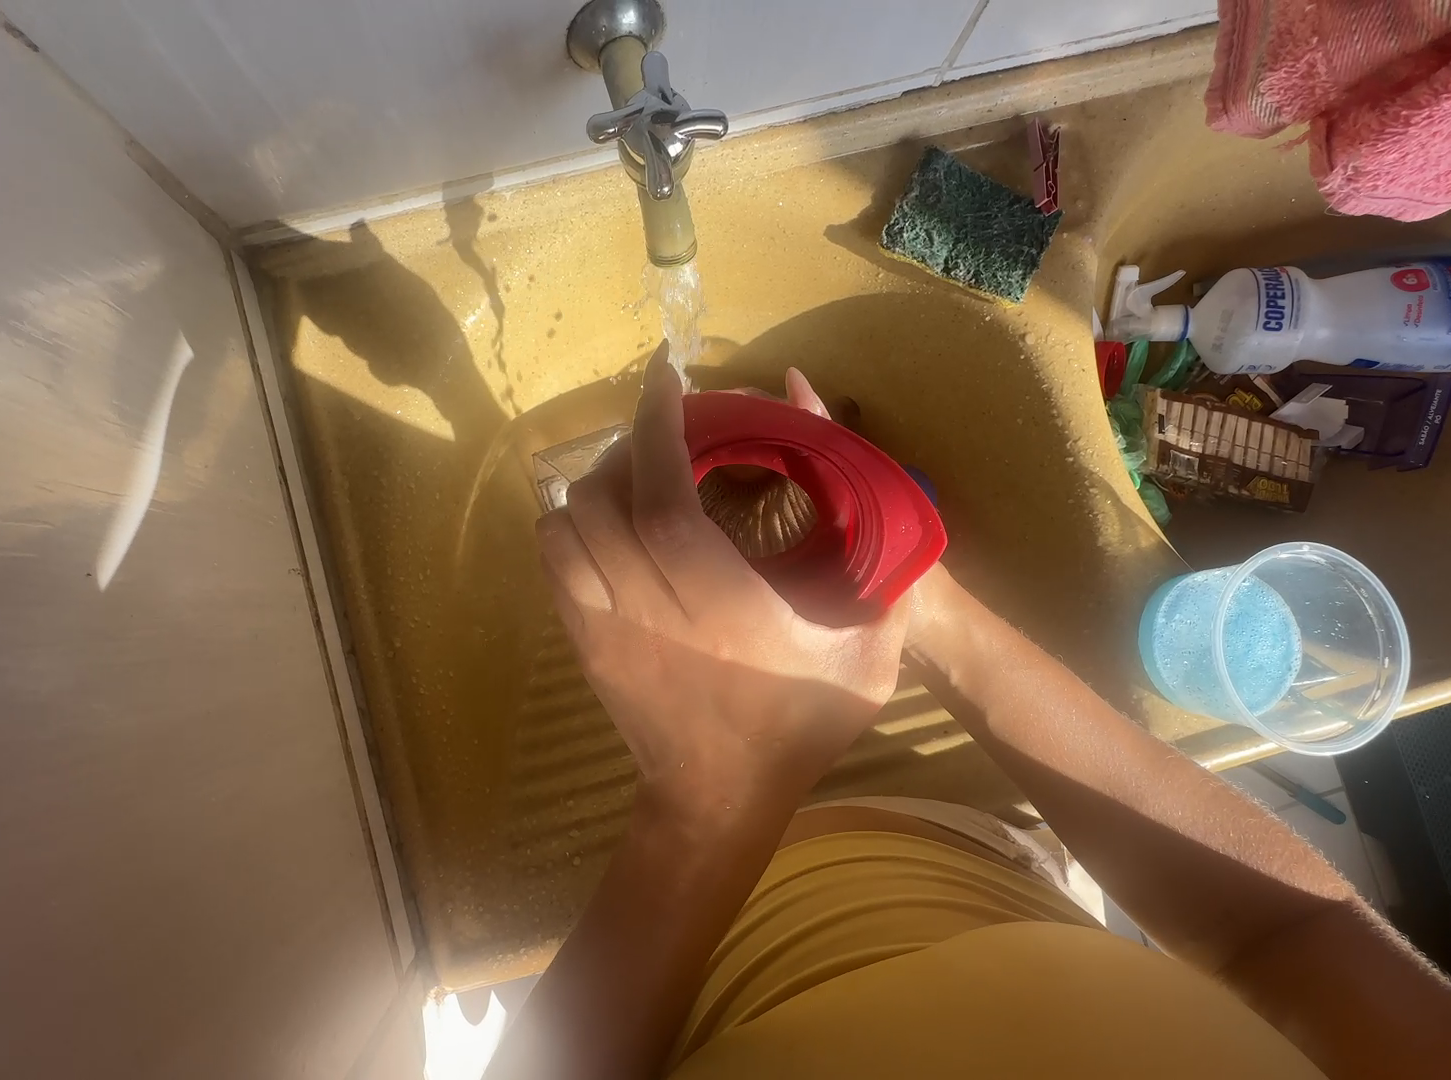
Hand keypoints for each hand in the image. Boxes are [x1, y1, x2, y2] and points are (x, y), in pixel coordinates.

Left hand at [537, 347, 908, 816]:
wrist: (719, 798)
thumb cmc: (798, 725)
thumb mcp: (870, 659)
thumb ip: (892, 588)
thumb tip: (899, 513)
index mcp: (719, 600)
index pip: (664, 493)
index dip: (656, 426)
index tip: (664, 378)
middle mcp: (648, 604)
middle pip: (601, 498)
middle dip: (625, 448)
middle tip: (661, 435)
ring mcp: (603, 626)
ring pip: (565, 525)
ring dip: (593, 487)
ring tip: (634, 481)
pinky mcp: (581, 643)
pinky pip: (552, 562)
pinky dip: (568, 527)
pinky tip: (607, 526)